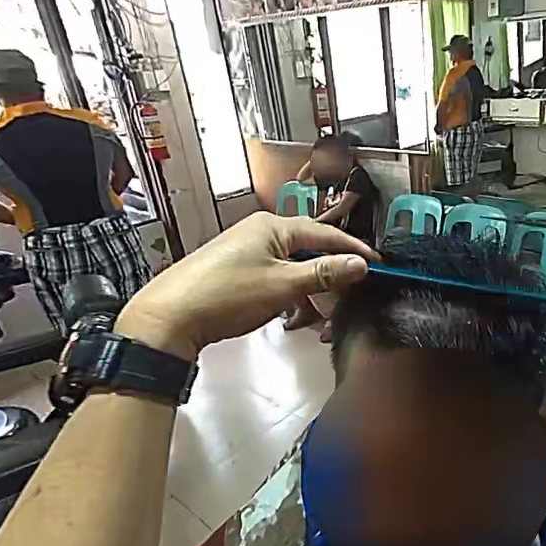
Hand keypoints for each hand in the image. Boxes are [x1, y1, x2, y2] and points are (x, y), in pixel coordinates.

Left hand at [114, 214, 376, 359]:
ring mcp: (246, 250)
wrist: (168, 319)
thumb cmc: (225, 295)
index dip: (353, 250)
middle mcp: (260, 232)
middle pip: (310, 248)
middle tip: (350, 291)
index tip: (377, 264)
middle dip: (331, 272)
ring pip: (293, 265)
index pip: (326, 234)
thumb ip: (325, 273)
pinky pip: (276, 275)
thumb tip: (360, 264)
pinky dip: (290, 291)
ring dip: (309, 286)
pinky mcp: (236, 269)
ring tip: (319, 308)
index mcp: (273, 226)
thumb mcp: (283, 285)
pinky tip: (291, 309)